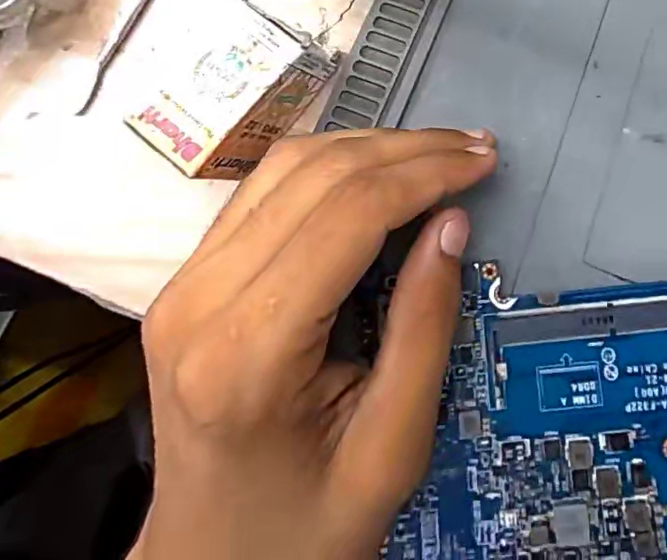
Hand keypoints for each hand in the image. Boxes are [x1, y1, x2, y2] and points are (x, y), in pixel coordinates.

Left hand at [132, 127, 495, 559]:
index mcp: (246, 352)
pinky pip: (270, 184)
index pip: (349, 215)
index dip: (425, 173)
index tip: (480, 161)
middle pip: (318, 174)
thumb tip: (451, 223)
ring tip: (436, 151)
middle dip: (408, 148)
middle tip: (471, 148)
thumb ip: (426, 328)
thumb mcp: (392, 445)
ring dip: (372, 144)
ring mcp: (186, 279)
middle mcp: (200, 299)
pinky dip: (335, 161)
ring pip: (289, 162)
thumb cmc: (305, 521)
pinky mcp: (192, 272)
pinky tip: (381, 167)